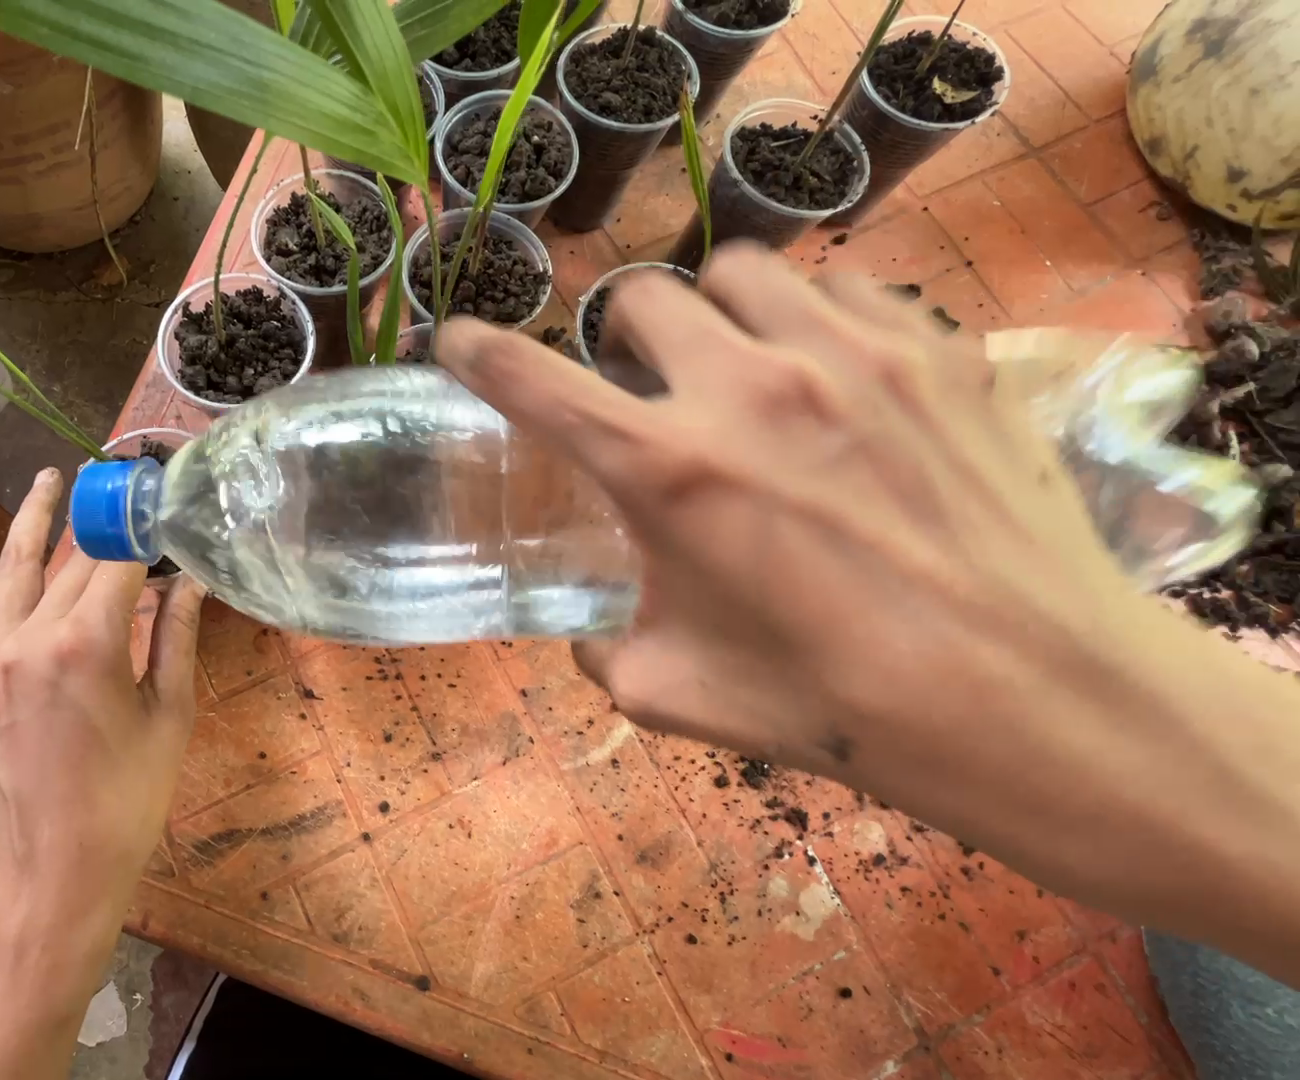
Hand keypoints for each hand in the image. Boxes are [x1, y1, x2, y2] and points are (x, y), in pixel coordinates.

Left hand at [0, 467, 205, 920]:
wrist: (54, 869)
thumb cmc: (129, 799)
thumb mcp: (169, 715)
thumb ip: (176, 637)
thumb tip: (191, 582)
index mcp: (87, 644)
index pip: (117, 559)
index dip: (142, 521)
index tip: (163, 490)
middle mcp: (32, 634)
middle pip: (76, 560)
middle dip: (107, 521)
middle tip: (135, 487)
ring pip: (22, 568)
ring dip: (40, 522)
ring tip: (55, 480)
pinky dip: (14, 566)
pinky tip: (27, 548)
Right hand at [440, 243, 1126, 775]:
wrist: (1033, 701)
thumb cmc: (832, 703)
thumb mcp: (670, 691)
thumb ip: (597, 647)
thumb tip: (581, 626)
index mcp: (665, 471)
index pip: (534, 382)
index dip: (479, 353)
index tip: (457, 341)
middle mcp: (746, 388)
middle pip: (641, 296)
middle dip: (622, 338)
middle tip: (644, 387)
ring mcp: (850, 354)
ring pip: (740, 272)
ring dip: (714, 315)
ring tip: (735, 369)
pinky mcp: (937, 349)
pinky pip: (843, 288)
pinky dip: (810, 319)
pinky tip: (828, 377)